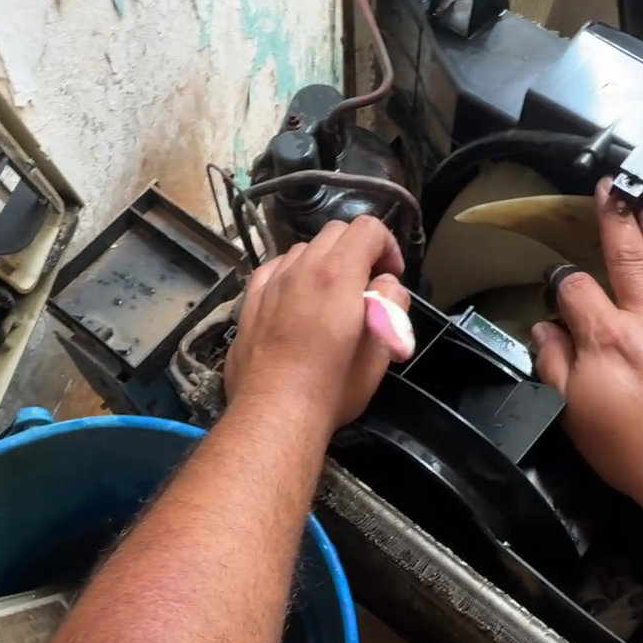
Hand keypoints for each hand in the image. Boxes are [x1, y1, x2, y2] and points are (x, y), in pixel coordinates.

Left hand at [225, 216, 410, 431]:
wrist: (275, 413)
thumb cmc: (332, 388)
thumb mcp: (379, 353)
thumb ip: (390, 308)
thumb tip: (386, 286)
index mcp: (338, 276)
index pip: (368, 229)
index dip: (388, 246)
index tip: (392, 276)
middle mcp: (302, 269)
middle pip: (335, 232)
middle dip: (358, 250)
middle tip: (367, 285)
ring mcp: (271, 283)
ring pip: (303, 249)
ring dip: (325, 262)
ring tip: (332, 296)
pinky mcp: (250, 301)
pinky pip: (274, 270)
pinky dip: (293, 274)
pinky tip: (297, 299)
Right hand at [531, 179, 642, 501]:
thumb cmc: (627, 447)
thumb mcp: (570, 413)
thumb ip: (553, 364)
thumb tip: (544, 329)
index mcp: (605, 338)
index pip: (576, 288)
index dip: (562, 281)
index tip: (558, 283)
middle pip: (627, 256)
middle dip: (614, 218)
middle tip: (609, 187)